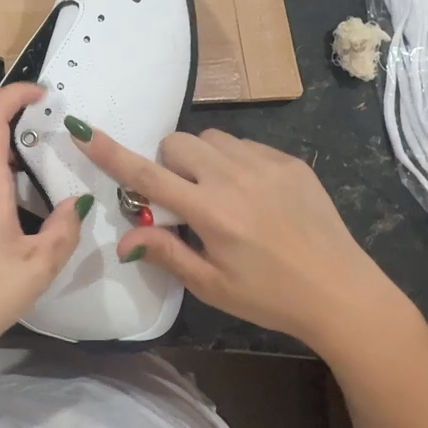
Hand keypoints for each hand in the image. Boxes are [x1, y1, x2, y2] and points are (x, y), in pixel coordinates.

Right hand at [77, 125, 411, 359]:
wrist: (344, 293)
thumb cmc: (270, 297)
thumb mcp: (212, 286)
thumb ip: (166, 254)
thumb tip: (123, 241)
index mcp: (210, 212)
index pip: (146, 175)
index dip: (110, 153)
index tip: (83, 131)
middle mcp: (233, 178)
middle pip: (176, 143)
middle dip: (168, 164)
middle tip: (182, 199)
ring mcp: (265, 164)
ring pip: (209, 139)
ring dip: (200, 160)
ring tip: (220, 195)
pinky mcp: (289, 161)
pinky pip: (243, 144)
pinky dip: (233, 161)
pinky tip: (252, 195)